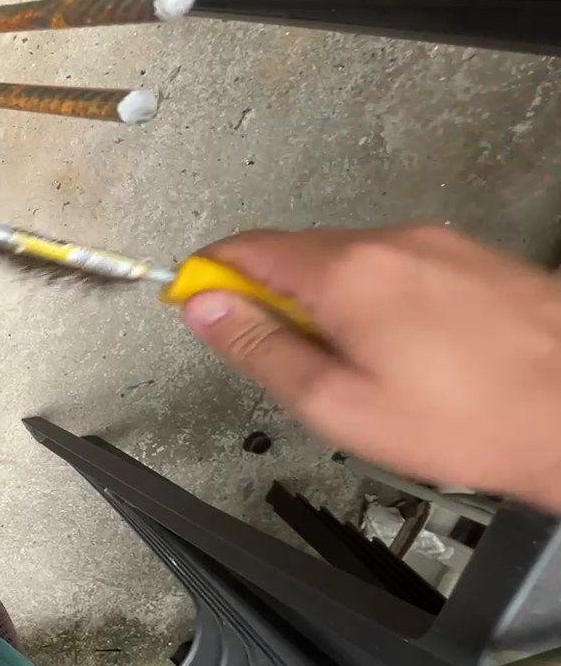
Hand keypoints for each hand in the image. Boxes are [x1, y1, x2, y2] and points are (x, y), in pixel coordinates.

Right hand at [180, 226, 560, 511]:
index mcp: (348, 273)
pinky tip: (382, 345)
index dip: (203, 278)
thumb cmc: (468, 420)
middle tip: (266, 350)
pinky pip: (386, 266)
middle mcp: (394, 245)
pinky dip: (360, 296)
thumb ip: (253, 346)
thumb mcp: (327, 398)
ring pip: (338, 260)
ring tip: (332, 356)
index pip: (241, 250)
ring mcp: (441, 248)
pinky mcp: (474, 261)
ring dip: (310, 297)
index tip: (193, 306)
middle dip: (259, 294)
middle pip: (287, 252)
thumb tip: (201, 308)